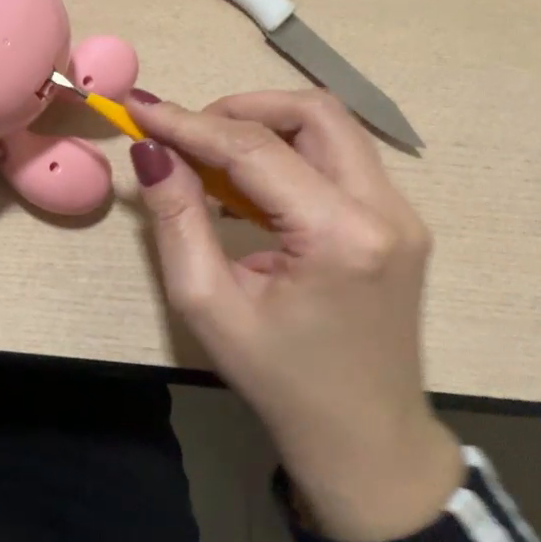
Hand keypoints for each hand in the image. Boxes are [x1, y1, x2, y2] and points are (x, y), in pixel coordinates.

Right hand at [127, 89, 462, 541]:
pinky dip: (285, 155)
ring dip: (263, 127)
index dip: (189, 122)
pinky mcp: (398, 222)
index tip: (138, 108)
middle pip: (314, 114)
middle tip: (181, 133)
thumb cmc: (275, 376)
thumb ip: (177, 220)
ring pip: (332, 130)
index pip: (256, 148)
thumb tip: (150, 154)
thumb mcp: (206, 302)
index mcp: (340, 234)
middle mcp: (387, 210)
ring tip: (204, 158)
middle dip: (237, 109)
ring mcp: (403, 213)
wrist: (361, 433)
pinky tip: (243, 188)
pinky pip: (339, 161)